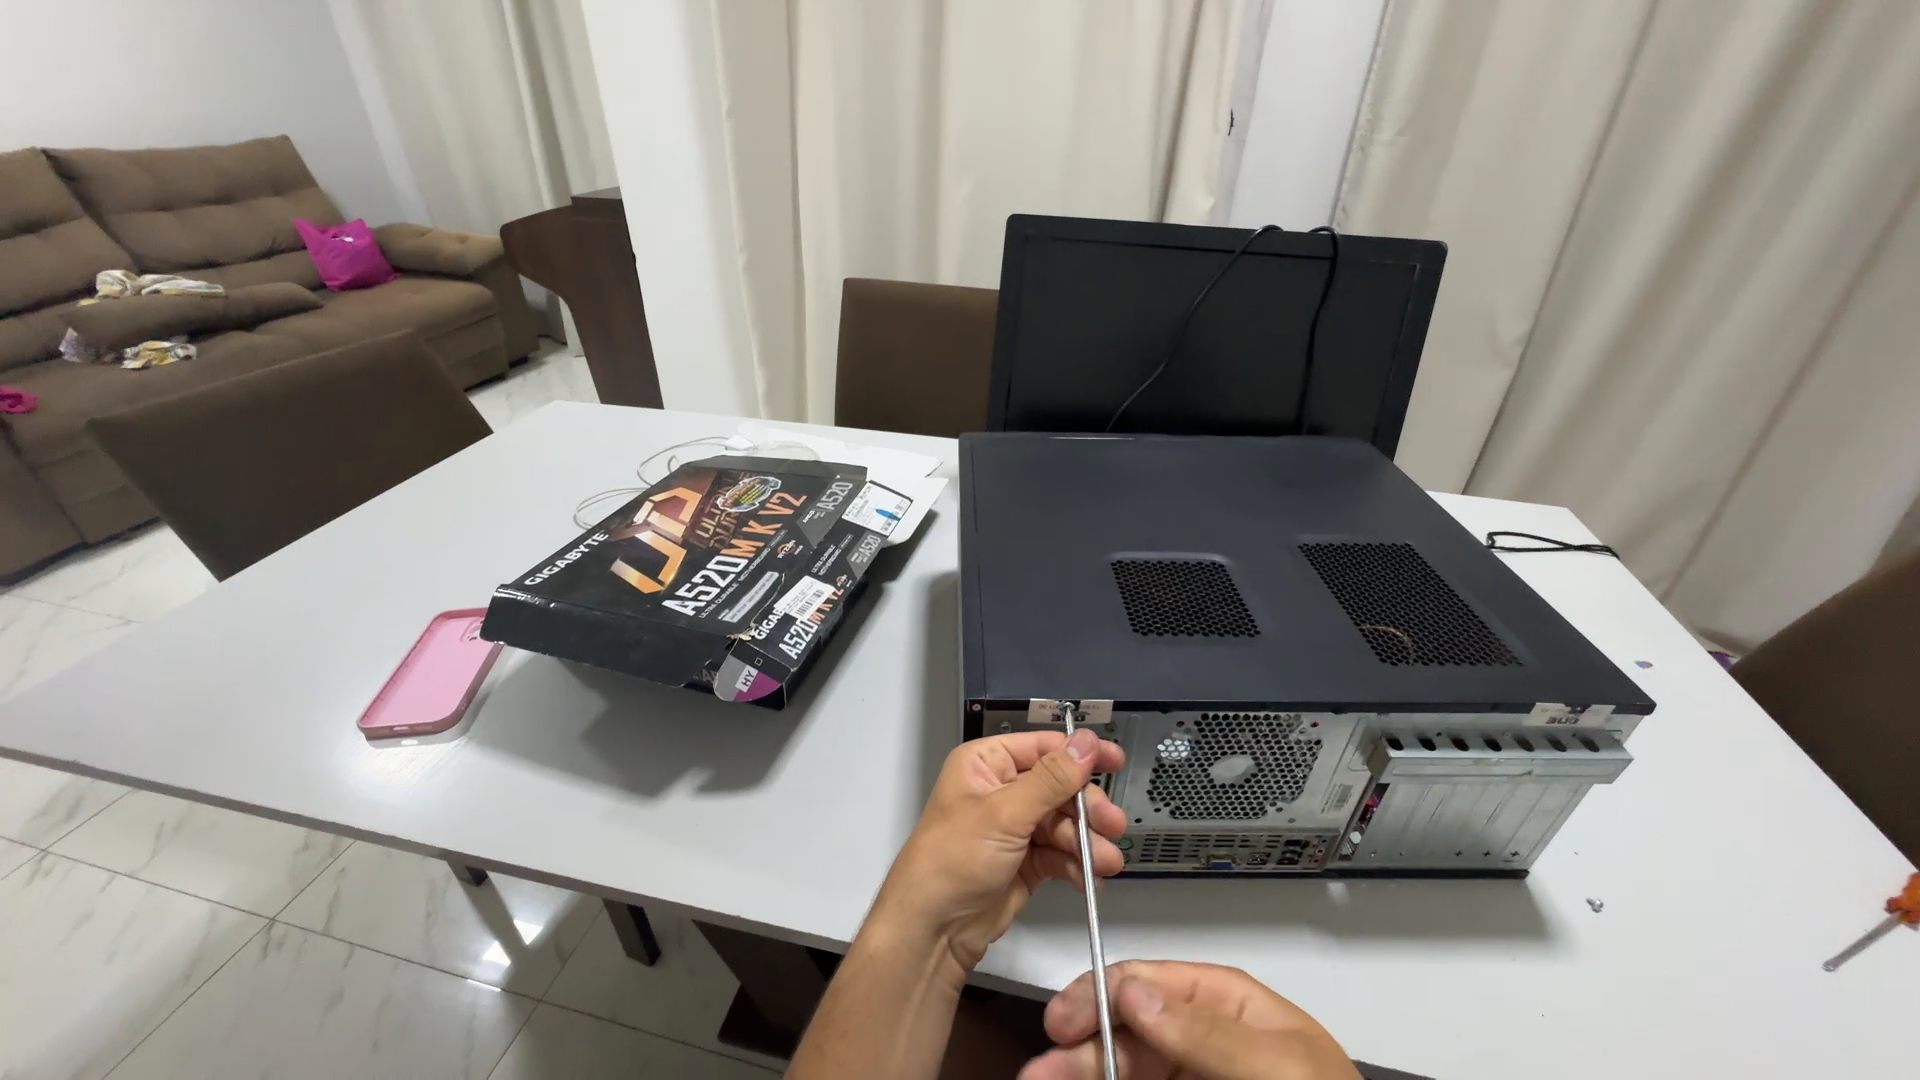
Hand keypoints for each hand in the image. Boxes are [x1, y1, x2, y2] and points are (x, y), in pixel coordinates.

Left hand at [868, 729, 1126, 981]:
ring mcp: (1014, 828)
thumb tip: (1087, 741)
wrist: (932, 930)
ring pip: (1065, 824)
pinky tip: (1087, 878)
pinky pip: (1061, 854)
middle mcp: (1002, 790)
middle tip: (1112, 825)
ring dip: (1087, 841)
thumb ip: (1051, 779)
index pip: (1042, 748)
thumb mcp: (1004, 813)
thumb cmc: (953, 859)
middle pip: (1060, 787)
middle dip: (1087, 808)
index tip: (1115, 760)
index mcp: (986, 764)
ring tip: (1105, 863)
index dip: (1080, 753)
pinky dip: (1076, 864)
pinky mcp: (1025, 862)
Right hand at [1019, 961, 1361, 1079]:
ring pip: (1123, 1064)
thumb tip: (1134, 989)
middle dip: (1080, 1042)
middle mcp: (1198, 1036)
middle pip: (1124, 1027)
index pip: (1146, 980)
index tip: (1062, 1023)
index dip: (1098, 994)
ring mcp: (1191, 1075)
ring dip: (1083, 1068)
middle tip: (1040, 1069)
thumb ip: (1205, 1030)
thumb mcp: (1277, 1067)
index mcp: (1223, 1002)